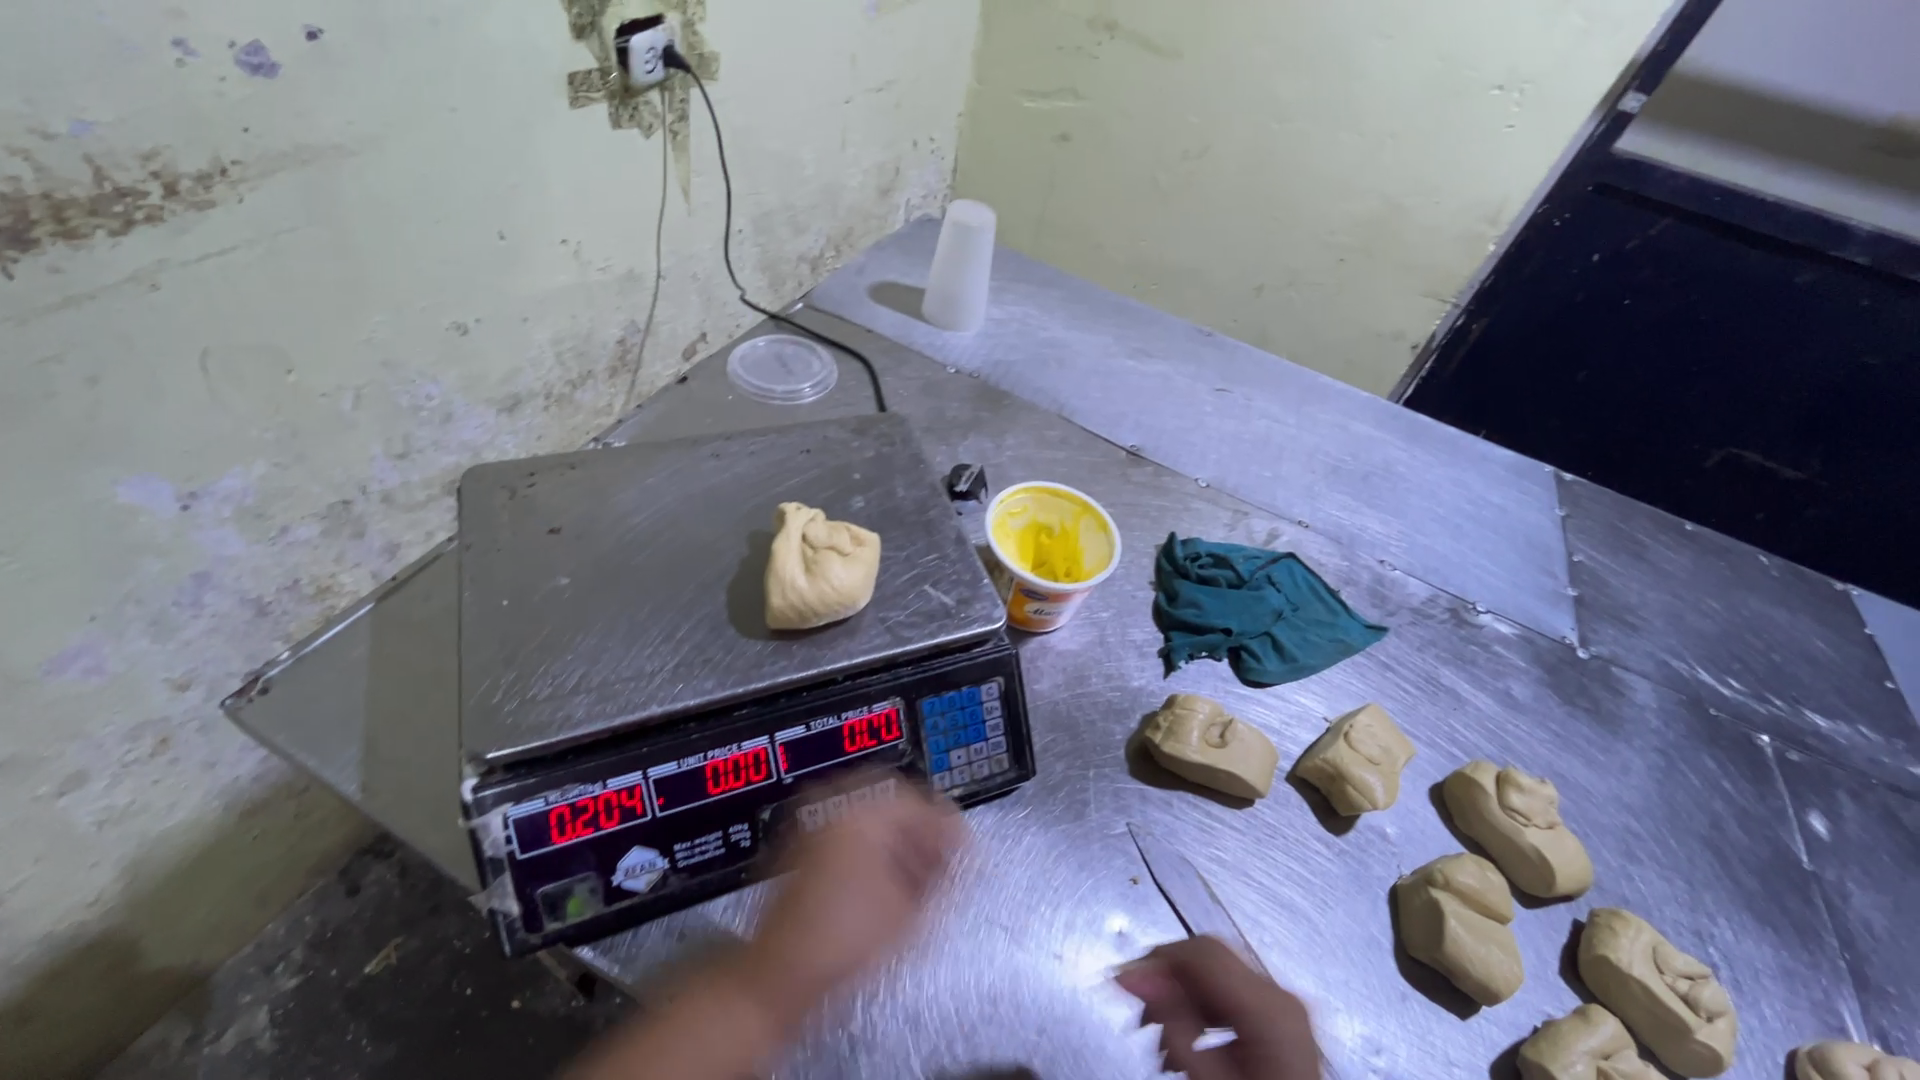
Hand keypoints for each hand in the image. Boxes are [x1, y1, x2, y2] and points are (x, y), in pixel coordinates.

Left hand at [740, 770, 967, 1024]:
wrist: (782, 968)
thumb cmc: (846, 935)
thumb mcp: (911, 904)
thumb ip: (942, 866)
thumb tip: (957, 846)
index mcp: (865, 808)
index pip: (922, 800)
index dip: (948, 826)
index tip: (962, 849)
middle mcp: (837, 803)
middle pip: (894, 802)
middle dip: (920, 829)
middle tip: (939, 860)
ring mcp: (814, 821)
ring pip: (870, 813)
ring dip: (895, 836)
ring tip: (912, 874)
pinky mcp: (802, 842)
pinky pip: (847, 828)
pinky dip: (870, 843)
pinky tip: (881, 876)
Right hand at [1115, 936, 1323, 1079]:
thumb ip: (1173, 1025)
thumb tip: (1133, 975)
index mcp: (1268, 1007)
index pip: (1202, 953)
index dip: (1157, 959)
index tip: (1122, 983)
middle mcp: (1279, 996)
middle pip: (1208, 961)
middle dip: (1166, 981)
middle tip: (1139, 1021)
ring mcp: (1282, 1008)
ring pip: (1215, 977)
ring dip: (1179, 999)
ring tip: (1160, 1046)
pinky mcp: (1277, 1022)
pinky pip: (1229, 998)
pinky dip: (1200, 1013)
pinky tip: (1186, 1046)